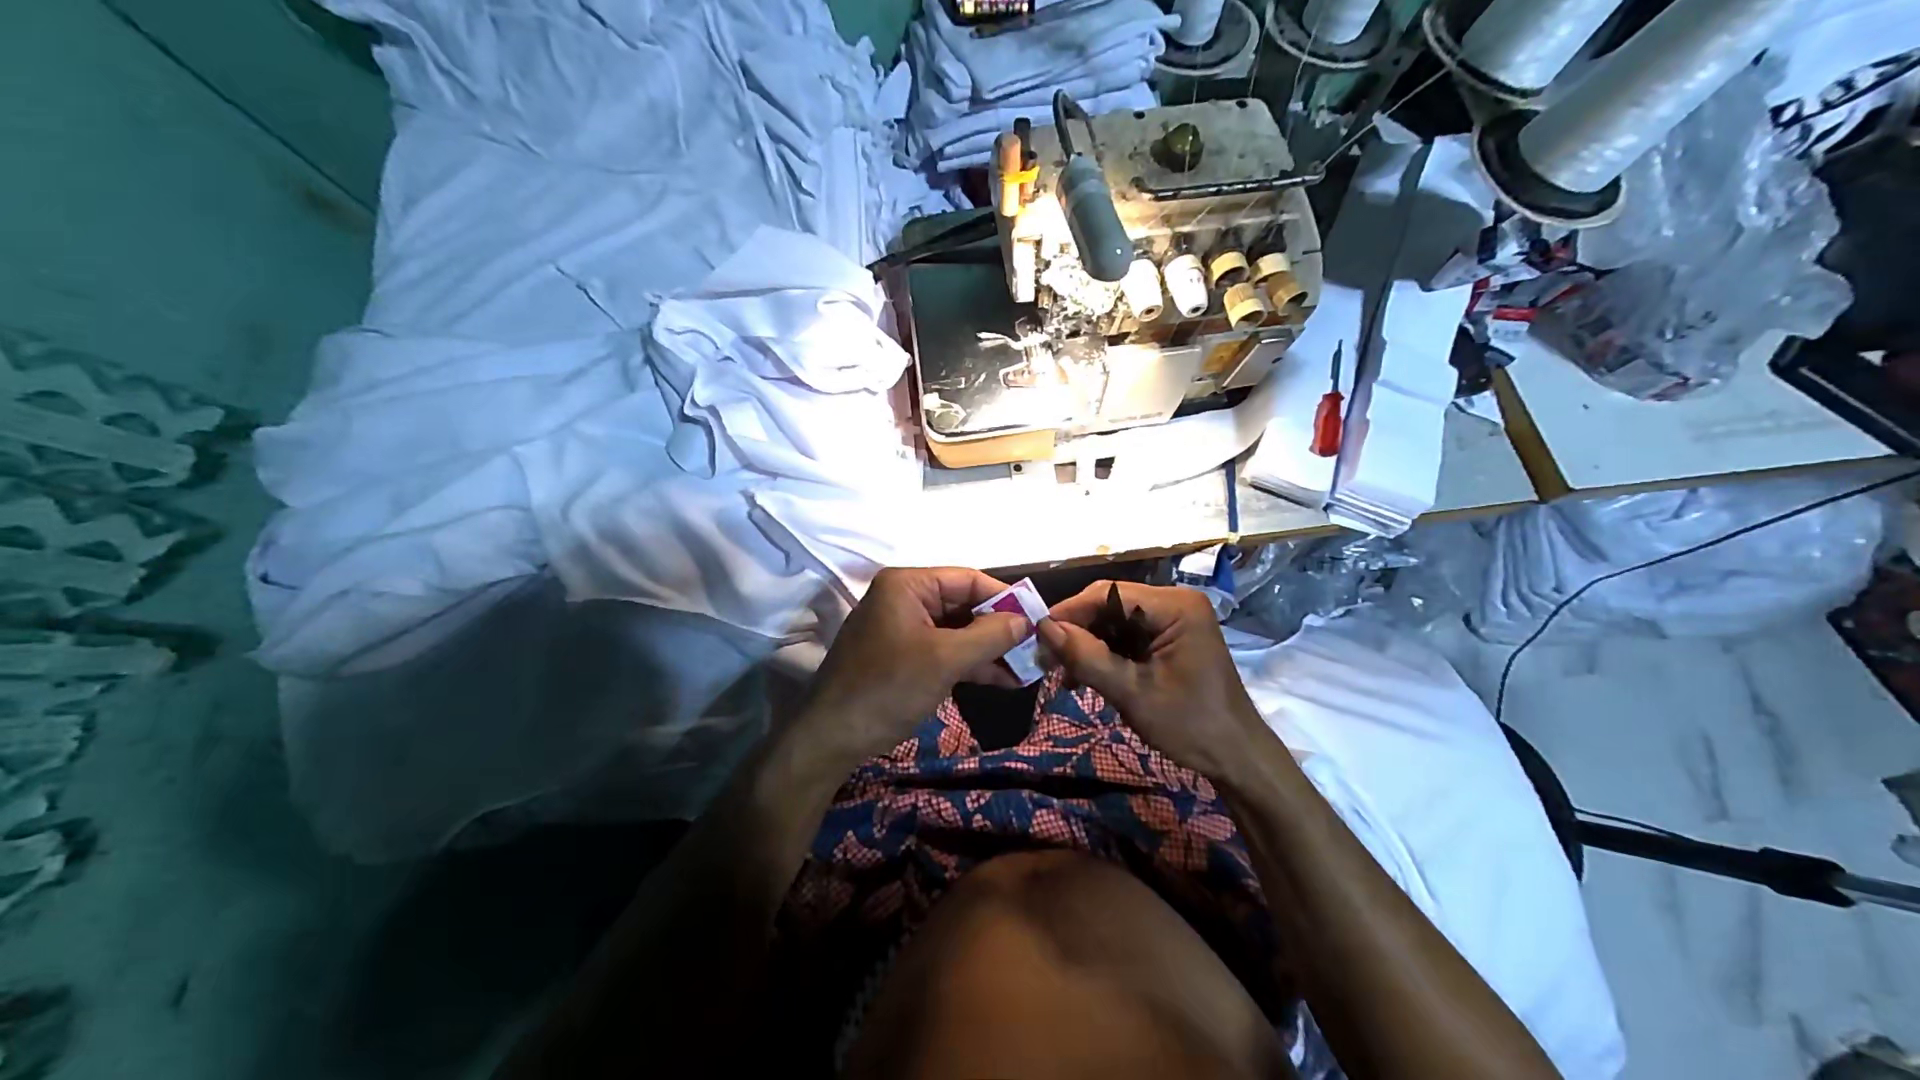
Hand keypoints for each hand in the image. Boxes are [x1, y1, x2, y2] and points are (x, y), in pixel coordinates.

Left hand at [796, 567, 1032, 766]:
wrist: (832, 737)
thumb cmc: (888, 688)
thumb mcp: (945, 659)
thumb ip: (990, 635)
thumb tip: (1025, 620)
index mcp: (907, 585)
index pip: (968, 579)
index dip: (1005, 598)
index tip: (1039, 619)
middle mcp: (904, 599)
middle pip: (963, 604)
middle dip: (1000, 628)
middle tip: (1037, 647)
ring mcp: (903, 629)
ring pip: (957, 631)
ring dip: (990, 649)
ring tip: (1027, 668)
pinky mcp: (903, 657)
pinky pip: (945, 651)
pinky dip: (971, 663)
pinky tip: (1002, 680)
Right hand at [1038, 581, 1273, 781]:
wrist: (1235, 757)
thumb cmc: (1190, 725)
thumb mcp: (1132, 692)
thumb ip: (1088, 657)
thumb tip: (1044, 629)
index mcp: (1175, 606)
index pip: (1108, 593)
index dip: (1069, 611)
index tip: (1036, 635)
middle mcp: (1174, 603)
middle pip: (1109, 604)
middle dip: (1077, 630)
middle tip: (1045, 659)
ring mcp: (1173, 620)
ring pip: (1113, 621)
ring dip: (1087, 645)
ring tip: (1062, 674)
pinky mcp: (1168, 638)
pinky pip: (1126, 636)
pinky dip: (1103, 654)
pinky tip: (1084, 677)